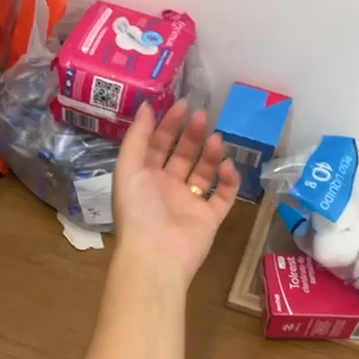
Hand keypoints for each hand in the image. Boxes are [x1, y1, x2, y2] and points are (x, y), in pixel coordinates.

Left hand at [111, 102, 240, 284]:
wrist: (156, 255)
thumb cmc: (138, 210)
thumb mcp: (128, 168)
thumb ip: (137, 137)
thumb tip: (146, 106)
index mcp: (144, 178)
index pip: (157, 145)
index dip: (168, 124)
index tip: (183, 104)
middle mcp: (166, 188)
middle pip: (182, 155)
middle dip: (191, 135)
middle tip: (203, 116)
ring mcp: (189, 203)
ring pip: (204, 172)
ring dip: (210, 154)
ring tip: (216, 139)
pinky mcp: (210, 218)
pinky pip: (224, 195)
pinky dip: (229, 179)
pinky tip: (228, 165)